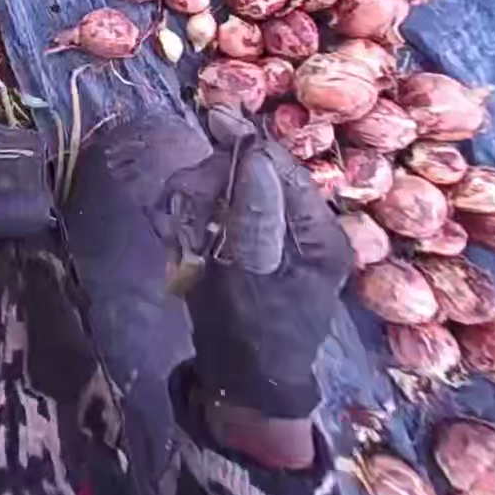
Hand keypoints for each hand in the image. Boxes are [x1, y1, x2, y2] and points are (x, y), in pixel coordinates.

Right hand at [158, 105, 351, 421]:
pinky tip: (179, 237)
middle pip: (252, 174)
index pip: (283, 168)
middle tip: (179, 200)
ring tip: (175, 229)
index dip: (247, 140)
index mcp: (319, 233)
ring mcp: (274, 234)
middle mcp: (303, 227)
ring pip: (229, 189)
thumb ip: (254, 214)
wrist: (242, 380)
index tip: (213, 114)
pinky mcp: (248, 241)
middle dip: (210, 180)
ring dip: (195, 200)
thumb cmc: (251, 333)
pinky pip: (217, 210)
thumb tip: (255, 153)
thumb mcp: (252, 275)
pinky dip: (192, 217)